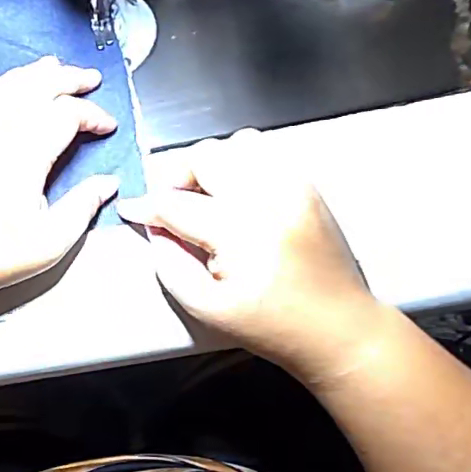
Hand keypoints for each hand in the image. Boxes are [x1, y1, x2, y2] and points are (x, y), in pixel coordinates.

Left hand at [0, 58, 121, 305]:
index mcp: (26, 153)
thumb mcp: (53, 238)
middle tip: (88, 77)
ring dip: (23, 76)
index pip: (65, 115)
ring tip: (45, 66)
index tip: (107, 127)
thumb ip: (83, 205)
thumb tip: (107, 185)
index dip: (91, 114)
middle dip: (65, 79)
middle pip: (34, 90)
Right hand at [117, 129, 389, 387]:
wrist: (338, 328)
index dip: (145, 206)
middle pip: (205, 156)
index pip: (175, 203)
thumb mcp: (208, 309)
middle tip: (171, 204)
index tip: (132, 210)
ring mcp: (293, 187)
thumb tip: (155, 229)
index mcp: (240, 233)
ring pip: (237, 144)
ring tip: (206, 196)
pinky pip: (267, 153)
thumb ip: (171, 265)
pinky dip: (242, 165)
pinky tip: (237, 196)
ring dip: (212, 165)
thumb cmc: (275, 327)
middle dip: (177, 175)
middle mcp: (268, 198)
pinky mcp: (307, 187)